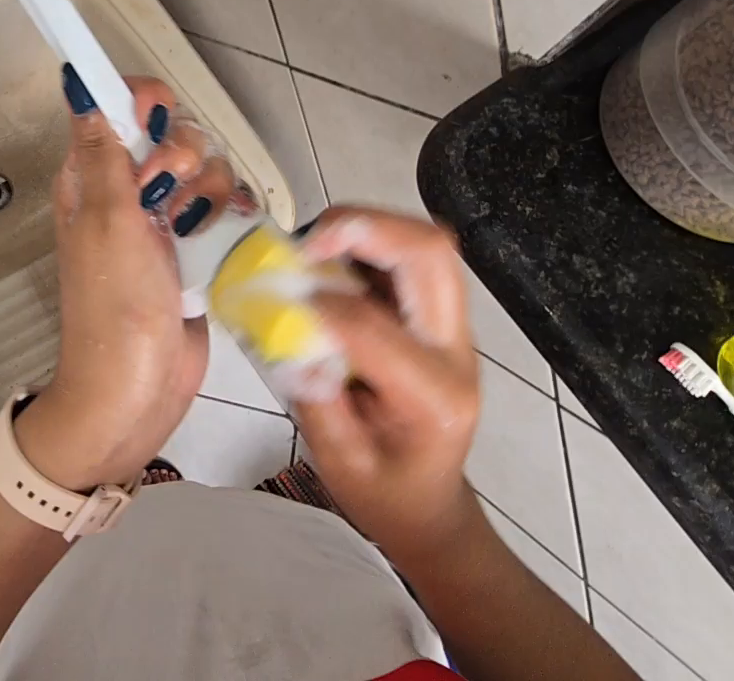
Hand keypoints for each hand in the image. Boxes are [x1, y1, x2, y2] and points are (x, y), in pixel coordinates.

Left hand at [13, 71, 229, 491]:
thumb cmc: (113, 308)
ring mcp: (162, 220)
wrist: (135, 390)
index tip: (156, 125)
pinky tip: (220, 233)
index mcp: (91, 177)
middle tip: (165, 196)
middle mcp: (126, 190)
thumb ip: (104, 152)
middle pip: (170, 132)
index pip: (115, 107)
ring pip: (202, 168)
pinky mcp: (194, 246)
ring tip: (189, 229)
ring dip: (205, 189)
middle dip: (180, 154)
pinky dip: (226, 212)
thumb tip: (77, 85)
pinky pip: (220, 206)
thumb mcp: (106, 221)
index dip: (141, 101)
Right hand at [291, 207, 481, 564]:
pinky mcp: (436, 315)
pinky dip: (366, 242)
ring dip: (366, 228)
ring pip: (425, 244)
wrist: (430, 505)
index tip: (279, 301)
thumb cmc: (384, 494)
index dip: (321, 306)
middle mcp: (454, 351)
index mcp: (434, 398)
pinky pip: (409, 256)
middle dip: (363, 228)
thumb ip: (315, 398)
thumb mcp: (339, 462)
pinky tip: (329, 261)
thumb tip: (287, 335)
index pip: (376, 328)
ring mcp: (451, 328)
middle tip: (307, 243)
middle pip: (428, 255)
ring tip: (314, 246)